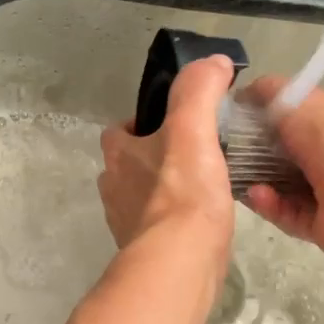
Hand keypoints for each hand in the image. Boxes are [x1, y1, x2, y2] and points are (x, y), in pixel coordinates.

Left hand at [97, 56, 235, 256]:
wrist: (177, 262)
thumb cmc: (182, 192)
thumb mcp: (193, 129)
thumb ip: (199, 91)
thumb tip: (211, 61)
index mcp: (117, 155)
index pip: (120, 130)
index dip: (143, 123)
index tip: (175, 124)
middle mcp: (112, 185)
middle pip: (128, 164)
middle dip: (154, 159)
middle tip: (194, 157)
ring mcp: (123, 221)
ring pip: (140, 196)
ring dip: (163, 191)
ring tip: (202, 189)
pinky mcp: (141, 249)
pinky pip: (154, 227)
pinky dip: (171, 222)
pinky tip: (200, 223)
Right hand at [237, 76, 323, 262]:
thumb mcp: (302, 103)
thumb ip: (272, 92)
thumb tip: (246, 90)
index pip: (298, 112)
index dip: (264, 110)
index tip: (232, 114)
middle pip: (285, 150)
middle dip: (254, 149)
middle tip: (224, 148)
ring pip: (280, 183)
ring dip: (258, 178)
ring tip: (235, 175)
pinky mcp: (322, 223)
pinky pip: (286, 212)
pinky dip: (270, 204)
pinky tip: (258, 195)